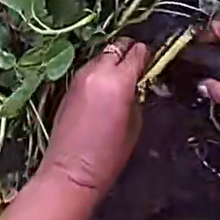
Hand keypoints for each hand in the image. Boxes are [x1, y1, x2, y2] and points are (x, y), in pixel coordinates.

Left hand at [0, 38, 147, 219]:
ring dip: (112, 61)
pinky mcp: (69, 85)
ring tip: (119, 78)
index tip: (150, 61)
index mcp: (118, 82)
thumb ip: (137, 96)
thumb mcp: (135, 125)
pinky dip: (99, 71)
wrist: (70, 173)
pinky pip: (89, 68)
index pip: (136, 52)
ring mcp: (80, 76)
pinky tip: (103, 88)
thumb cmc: (108, 157)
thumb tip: (137, 84)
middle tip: (136, 66)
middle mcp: (98, 72)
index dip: (146, 55)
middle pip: (117, 47)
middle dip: (128, 52)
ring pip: (102, 56)